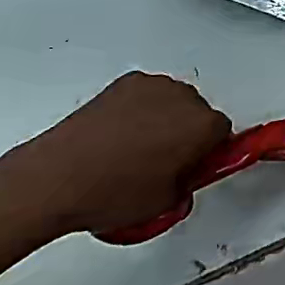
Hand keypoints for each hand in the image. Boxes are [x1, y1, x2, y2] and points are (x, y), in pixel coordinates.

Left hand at [0, 72, 230, 236]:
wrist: (61, 176)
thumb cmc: (109, 190)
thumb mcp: (164, 202)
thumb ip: (187, 181)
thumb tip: (185, 174)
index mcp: (200, 126)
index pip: (223, 131)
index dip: (211, 151)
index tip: (199, 165)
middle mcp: (181, 97)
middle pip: (199, 111)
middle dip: (189, 134)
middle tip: (169, 165)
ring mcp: (151, 86)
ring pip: (173, 101)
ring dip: (165, 119)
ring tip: (138, 154)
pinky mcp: (125, 83)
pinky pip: (146, 94)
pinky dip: (141, 109)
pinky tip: (122, 138)